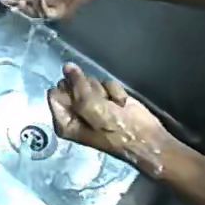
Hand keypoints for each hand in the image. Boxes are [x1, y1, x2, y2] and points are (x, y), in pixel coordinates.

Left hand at [48, 63, 178, 176]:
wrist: (149, 139)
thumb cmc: (117, 130)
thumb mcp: (92, 108)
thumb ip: (77, 86)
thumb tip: (67, 66)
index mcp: (63, 120)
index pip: (54, 93)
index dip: (68, 91)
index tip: (82, 98)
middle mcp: (73, 112)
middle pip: (71, 85)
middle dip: (88, 90)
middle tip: (100, 103)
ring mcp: (90, 104)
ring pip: (89, 81)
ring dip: (103, 91)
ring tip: (113, 106)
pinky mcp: (106, 98)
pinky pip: (104, 83)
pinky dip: (114, 91)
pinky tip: (121, 103)